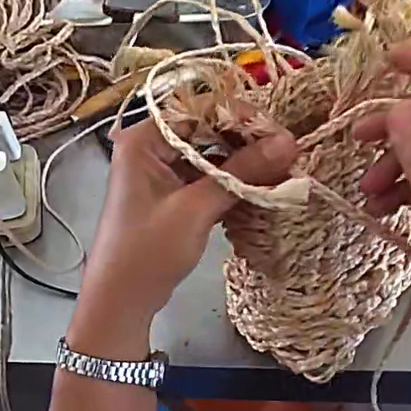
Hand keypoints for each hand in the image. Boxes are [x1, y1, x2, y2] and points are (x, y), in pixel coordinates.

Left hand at [73, 120, 296, 357]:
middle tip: (287, 155)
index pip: (200, 110)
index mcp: (145, 139)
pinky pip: (209, 179)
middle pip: (208, 131)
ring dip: (245, 165)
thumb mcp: (196, 209)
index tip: (278, 133)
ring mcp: (164, 173)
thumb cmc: (147, 251)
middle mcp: (153, 148)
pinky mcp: (175, 196)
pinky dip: (234, 185)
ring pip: (213, 156)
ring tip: (282, 173)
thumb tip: (288, 142)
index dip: (241, 118)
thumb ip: (241, 172)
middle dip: (247, 143)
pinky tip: (263, 190)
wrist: (122, 300)